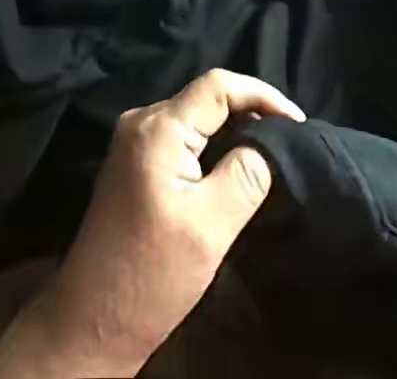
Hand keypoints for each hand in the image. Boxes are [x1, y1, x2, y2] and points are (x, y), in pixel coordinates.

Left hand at [0, 70, 305, 377]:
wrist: (96, 312)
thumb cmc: (153, 272)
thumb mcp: (211, 226)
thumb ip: (244, 176)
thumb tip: (268, 145)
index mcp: (157, 128)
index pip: (215, 85)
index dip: (261, 94)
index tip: (300, 123)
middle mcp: (140, 121)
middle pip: (203, 96)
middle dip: (250, 109)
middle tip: (292, 141)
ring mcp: (133, 140)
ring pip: (193, 116)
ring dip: (233, 127)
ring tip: (274, 152)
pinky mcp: (135, 161)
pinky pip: (181, 136)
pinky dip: (213, 143)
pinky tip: (236, 164)